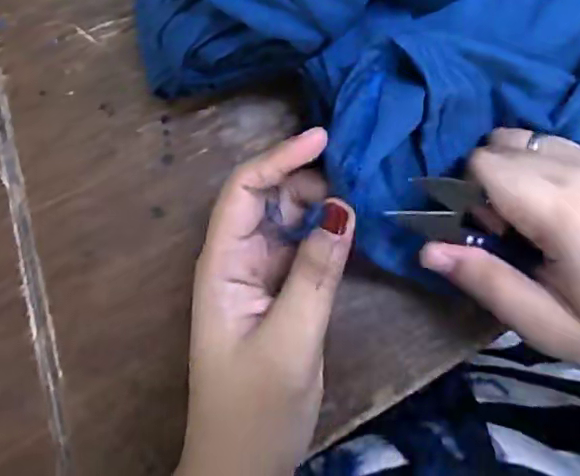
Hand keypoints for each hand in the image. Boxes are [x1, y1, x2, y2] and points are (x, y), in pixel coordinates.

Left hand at [178, 128, 353, 475]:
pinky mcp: (279, 287)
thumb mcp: (290, 342)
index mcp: (222, 263)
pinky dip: (325, 227)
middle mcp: (237, 257)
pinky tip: (350, 221)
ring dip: (318, 199)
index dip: (280, 157)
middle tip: (353, 171)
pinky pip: (301, 242)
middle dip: (304, 175)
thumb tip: (342, 208)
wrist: (243, 471)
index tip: (322, 137)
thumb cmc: (255, 410)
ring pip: (287, 215)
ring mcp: (258, 271)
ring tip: (358, 190)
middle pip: (266, 194)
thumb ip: (315, 274)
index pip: (244, 190)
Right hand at [416, 130, 579, 398]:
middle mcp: (577, 168)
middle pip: (497, 144)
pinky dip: (531, 161)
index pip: (482, 163)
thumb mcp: (544, 325)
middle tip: (506, 233)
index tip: (486, 234)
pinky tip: (548, 205)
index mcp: (561, 207)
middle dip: (485, 182)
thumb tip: (425, 248)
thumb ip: (484, 279)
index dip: (468, 195)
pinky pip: (547, 141)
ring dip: (508, 168)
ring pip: (520, 136)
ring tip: (527, 218)